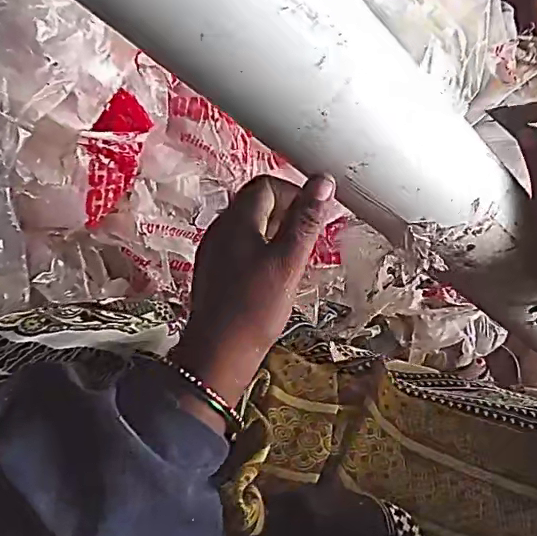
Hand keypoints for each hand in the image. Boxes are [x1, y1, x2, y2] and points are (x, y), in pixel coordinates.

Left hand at [169, 174, 338, 410]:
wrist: (218, 352)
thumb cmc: (254, 309)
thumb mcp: (289, 262)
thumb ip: (305, 220)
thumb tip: (322, 183)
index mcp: (237, 220)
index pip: (266, 185)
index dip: (295, 192)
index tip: (316, 213)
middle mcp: (220, 229)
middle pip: (256, 202)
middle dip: (287, 211)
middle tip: (310, 235)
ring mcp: (214, 250)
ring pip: (249, 225)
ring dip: (276, 231)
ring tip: (297, 255)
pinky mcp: (214, 270)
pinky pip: (241, 246)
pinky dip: (262, 249)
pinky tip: (275, 273)